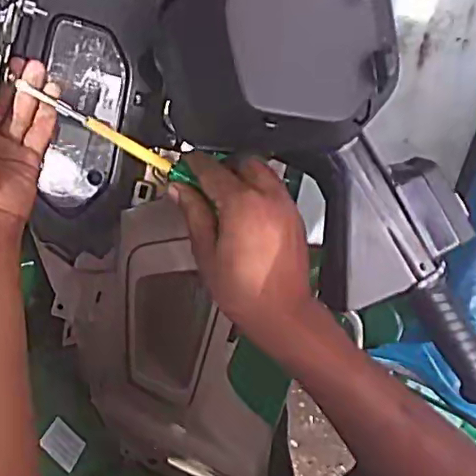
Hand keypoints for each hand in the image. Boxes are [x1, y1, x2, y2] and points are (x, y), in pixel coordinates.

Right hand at [170, 155, 323, 350]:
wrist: (282, 312)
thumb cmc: (246, 292)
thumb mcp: (206, 252)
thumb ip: (194, 214)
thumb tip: (181, 192)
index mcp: (242, 203)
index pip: (212, 169)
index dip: (192, 165)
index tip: (182, 168)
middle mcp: (268, 198)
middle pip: (241, 163)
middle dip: (220, 168)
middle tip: (201, 184)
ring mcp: (285, 205)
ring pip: (261, 172)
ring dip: (241, 177)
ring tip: (222, 198)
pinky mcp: (294, 216)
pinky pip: (274, 189)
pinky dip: (258, 190)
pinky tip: (243, 211)